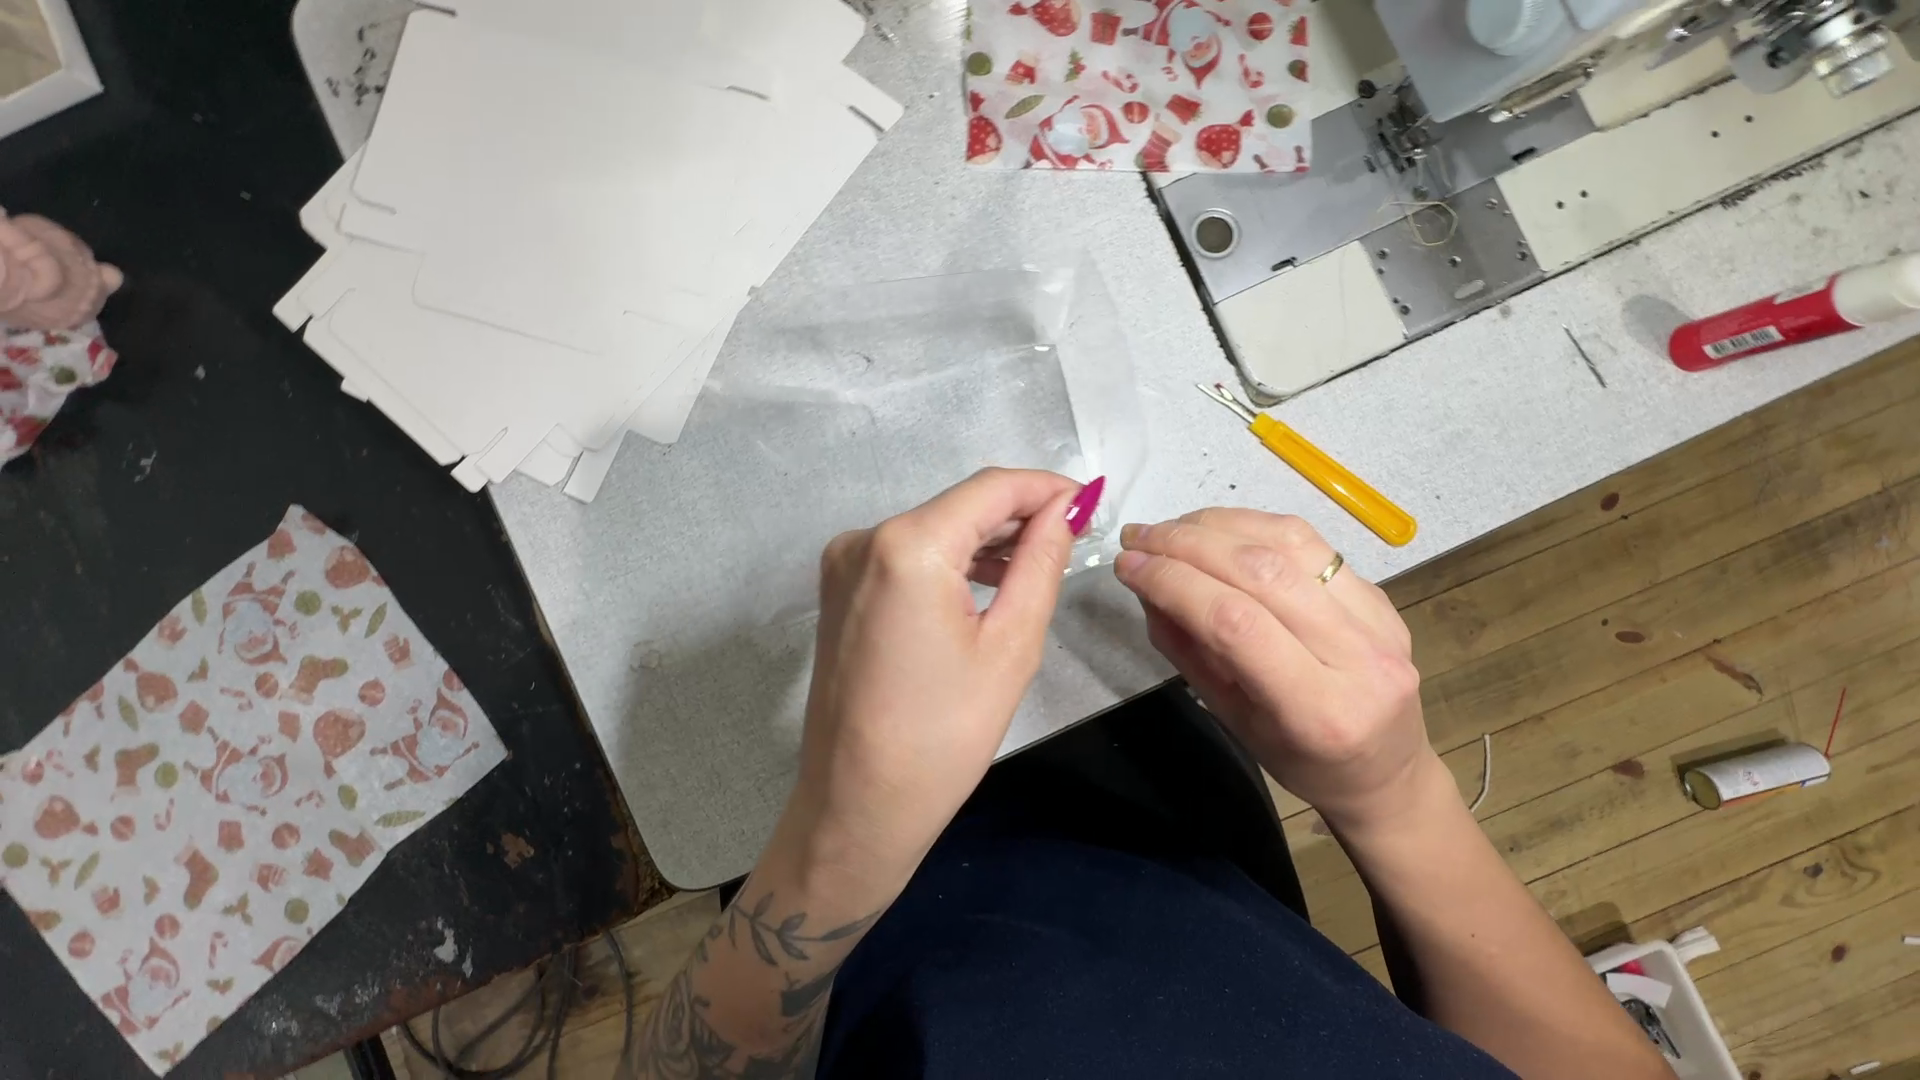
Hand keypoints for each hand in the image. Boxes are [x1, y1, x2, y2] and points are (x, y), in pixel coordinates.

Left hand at [779, 468, 1084, 896]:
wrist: (857, 803)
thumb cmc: (943, 736)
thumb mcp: (1011, 645)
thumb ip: (1040, 563)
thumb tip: (1065, 510)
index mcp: (907, 545)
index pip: (990, 488)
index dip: (1046, 488)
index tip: (1090, 502)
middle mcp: (865, 538)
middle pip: (959, 505)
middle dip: (1019, 515)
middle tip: (1074, 536)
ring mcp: (845, 562)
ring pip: (933, 528)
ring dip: (986, 538)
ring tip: (1038, 563)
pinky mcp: (840, 588)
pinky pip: (906, 554)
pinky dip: (949, 560)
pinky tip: (986, 580)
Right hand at [1113, 509, 1437, 832]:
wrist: (1386, 771)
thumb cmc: (1299, 760)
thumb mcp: (1230, 719)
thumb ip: (1187, 651)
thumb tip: (1146, 585)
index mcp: (1316, 711)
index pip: (1235, 624)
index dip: (1173, 584)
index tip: (1127, 566)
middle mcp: (1357, 657)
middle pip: (1261, 573)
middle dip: (1186, 545)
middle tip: (1137, 538)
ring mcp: (1377, 619)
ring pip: (1289, 543)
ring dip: (1216, 525)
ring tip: (1169, 528)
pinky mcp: (1379, 594)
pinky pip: (1310, 542)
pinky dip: (1251, 525)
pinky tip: (1215, 529)